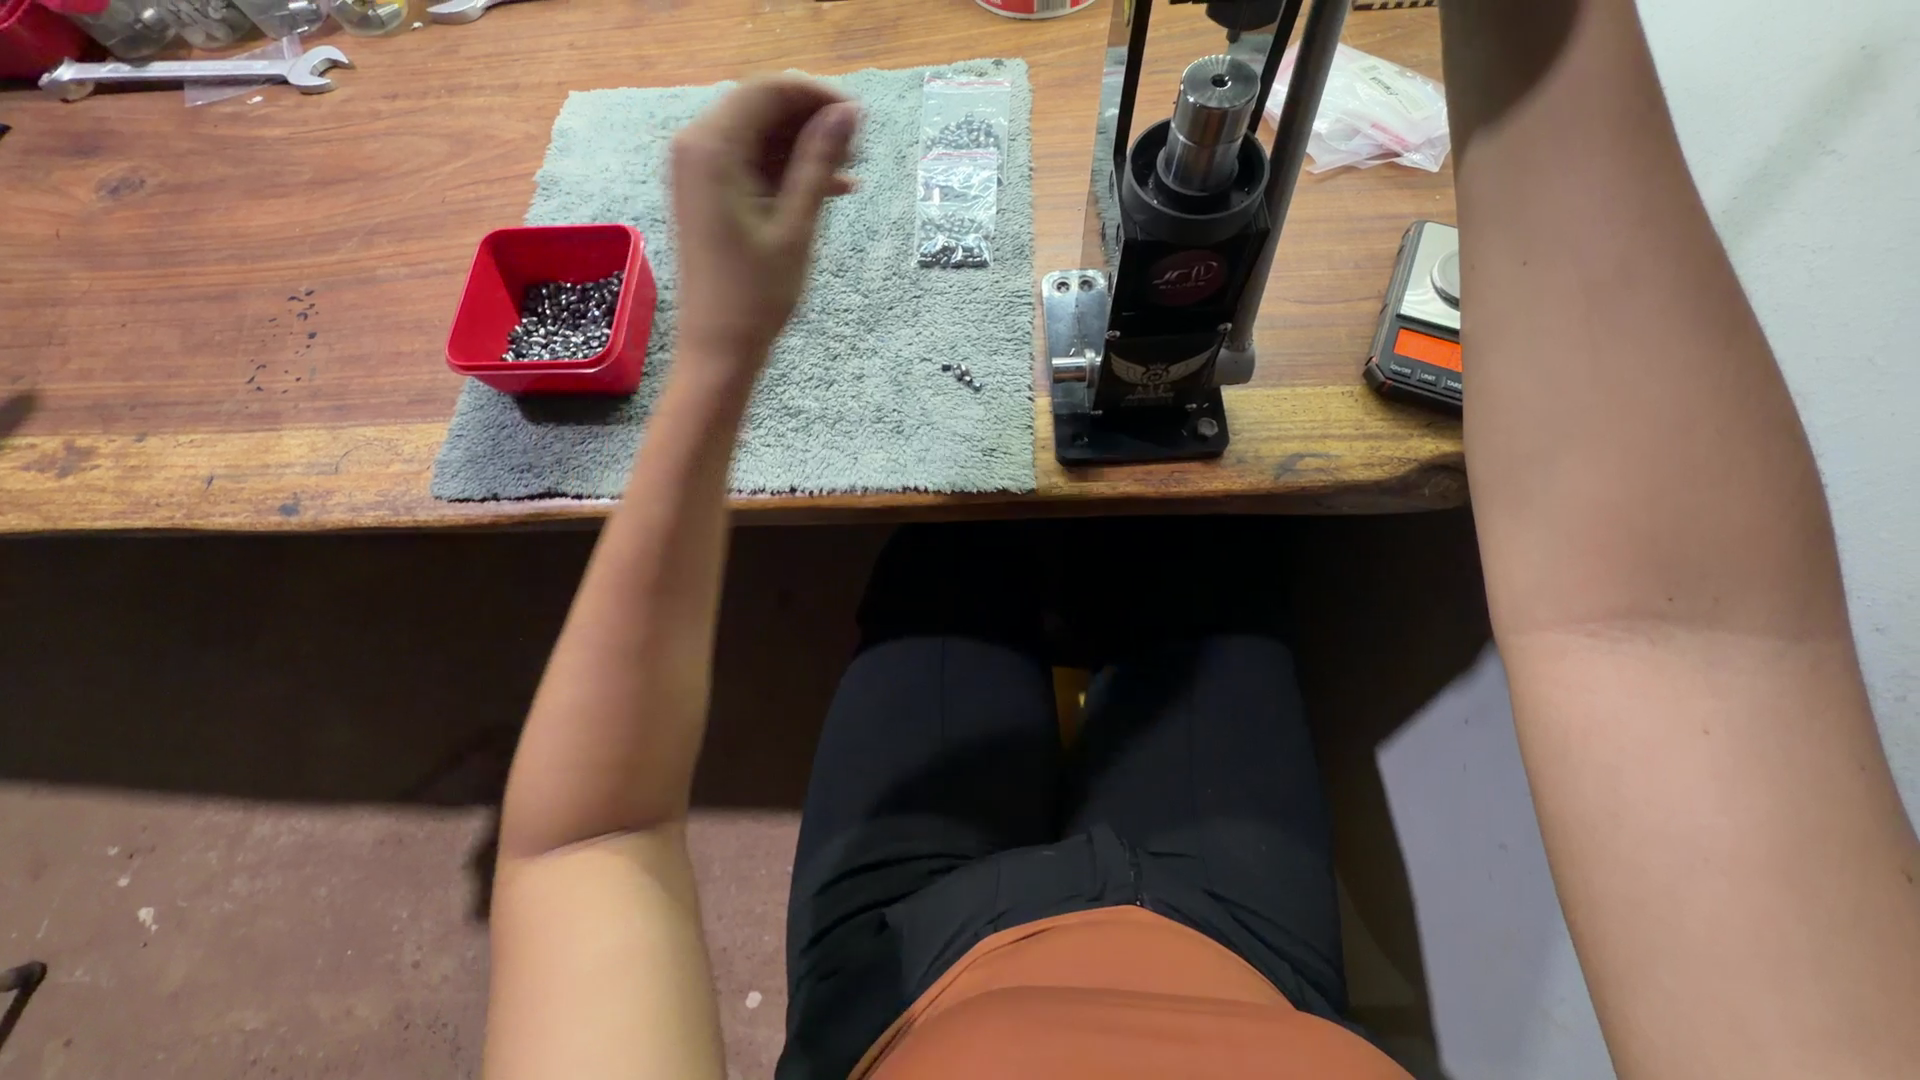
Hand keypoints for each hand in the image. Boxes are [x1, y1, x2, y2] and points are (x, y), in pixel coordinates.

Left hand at [670, 77, 859, 373]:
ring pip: (758, 135)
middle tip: (858, 147)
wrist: (718, 348)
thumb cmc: (756, 295)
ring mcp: (697, 171)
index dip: (816, 96)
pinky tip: (830, 189)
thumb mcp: (796, 226)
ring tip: (850, 172)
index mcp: (710, 149)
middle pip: (761, 108)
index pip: (768, 91)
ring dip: (803, 148)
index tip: (860, 117)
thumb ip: (819, 162)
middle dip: (811, 121)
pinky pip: (749, 163)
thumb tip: (848, 112)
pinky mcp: (705, 194)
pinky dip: (786, 171)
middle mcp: (695, 148)